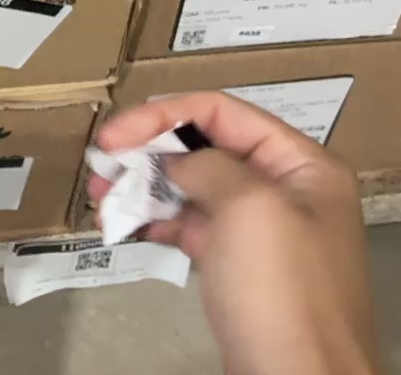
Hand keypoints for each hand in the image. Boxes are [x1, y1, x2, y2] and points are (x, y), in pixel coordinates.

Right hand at [91, 92, 378, 374]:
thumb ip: (206, 164)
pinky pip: (185, 222)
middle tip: (100, 167)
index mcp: (300, 165)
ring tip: (100, 198)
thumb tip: (173, 163)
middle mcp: (282, 188)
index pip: (219, 111)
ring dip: (139, 185)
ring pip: (186, 184)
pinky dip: (150, 219)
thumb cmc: (282, 290)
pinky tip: (119, 226)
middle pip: (199, 145)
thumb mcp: (250, 208)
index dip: (161, 115)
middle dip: (144, 152)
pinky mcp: (235, 261)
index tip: (114, 137)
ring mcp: (258, 227)